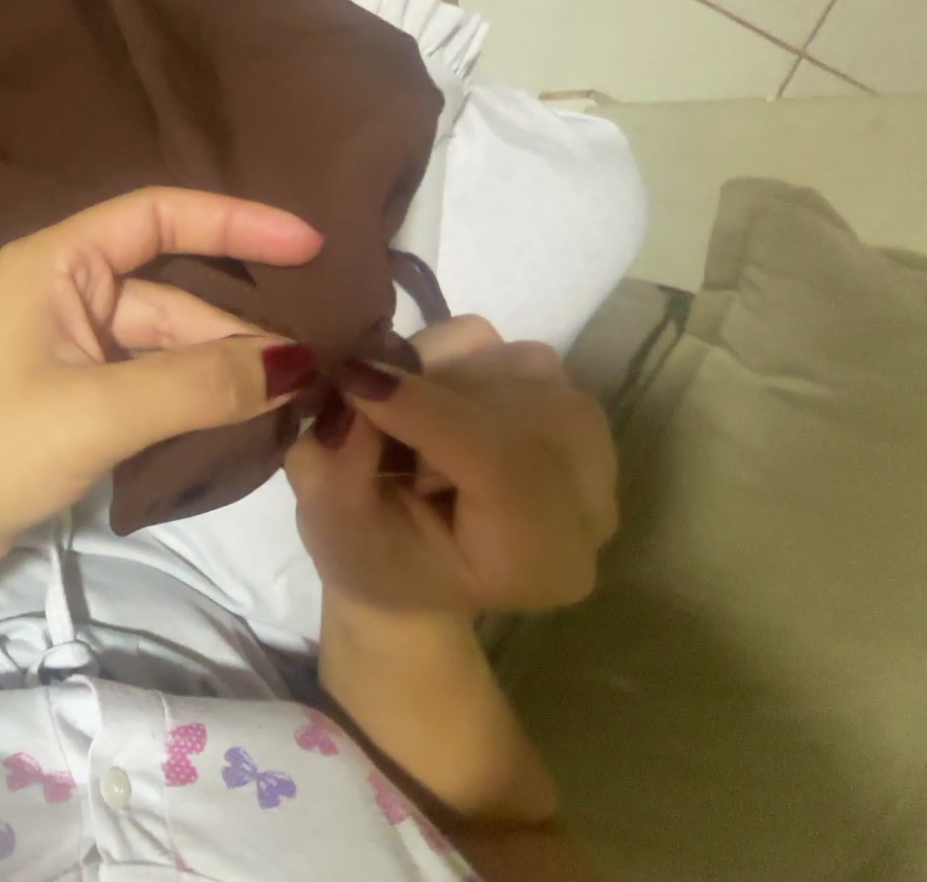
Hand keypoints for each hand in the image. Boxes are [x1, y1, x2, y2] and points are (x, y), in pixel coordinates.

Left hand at [0, 187, 323, 562]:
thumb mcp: (99, 411)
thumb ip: (199, 382)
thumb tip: (296, 362)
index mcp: (53, 263)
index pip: (156, 215)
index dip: (236, 222)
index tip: (310, 245)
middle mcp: (60, 292)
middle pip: (169, 292)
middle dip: (237, 327)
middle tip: (318, 366)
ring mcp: (64, 346)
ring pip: (161, 343)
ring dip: (218, 370)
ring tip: (294, 398)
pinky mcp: (67, 394)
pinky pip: (144, 380)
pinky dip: (188, 396)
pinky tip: (239, 417)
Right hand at [286, 316, 617, 613]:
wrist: (409, 568)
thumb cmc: (368, 558)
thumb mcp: (332, 525)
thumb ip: (335, 465)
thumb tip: (355, 385)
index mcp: (533, 560)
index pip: (504, 464)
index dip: (423, 409)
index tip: (350, 380)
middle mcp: (586, 508)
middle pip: (524, 404)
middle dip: (430, 392)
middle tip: (372, 419)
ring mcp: (594, 459)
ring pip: (528, 369)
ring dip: (447, 374)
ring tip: (407, 418)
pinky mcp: (576, 419)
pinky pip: (525, 358)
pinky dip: (465, 359)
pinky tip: (434, 400)